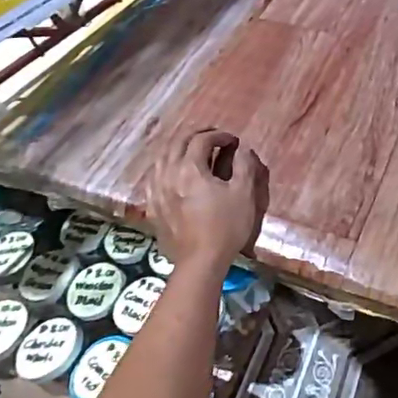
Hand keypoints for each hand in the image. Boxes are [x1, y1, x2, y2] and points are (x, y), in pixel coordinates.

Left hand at [145, 128, 268, 275]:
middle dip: (197, 135)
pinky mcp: (153, 206)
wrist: (200, 262)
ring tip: (192, 151)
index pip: (202, 140)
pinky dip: (165, 167)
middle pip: (178, 143)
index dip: (219, 136)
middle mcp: (169, 173)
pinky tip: (172, 173)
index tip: (233, 141)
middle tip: (213, 138)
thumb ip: (244, 166)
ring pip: (163, 157)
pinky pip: (155, 177)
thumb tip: (242, 149)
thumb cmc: (225, 227)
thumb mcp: (243, 194)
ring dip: (179, 148)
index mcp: (190, 168)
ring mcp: (157, 190)